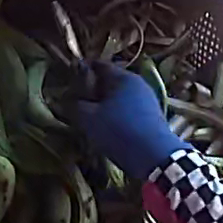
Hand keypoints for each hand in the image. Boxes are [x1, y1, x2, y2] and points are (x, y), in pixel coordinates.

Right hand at [75, 62, 188, 179]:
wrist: (155, 157)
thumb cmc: (119, 131)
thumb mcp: (88, 118)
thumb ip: (74, 104)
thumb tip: (66, 98)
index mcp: (123, 77)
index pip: (98, 64)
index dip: (81, 70)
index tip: (68, 80)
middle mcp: (137, 83)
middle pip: (110, 80)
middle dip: (92, 88)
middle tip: (77, 99)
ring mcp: (147, 99)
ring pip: (119, 95)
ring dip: (104, 102)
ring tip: (90, 115)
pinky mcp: (152, 115)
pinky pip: (128, 107)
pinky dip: (116, 112)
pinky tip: (108, 125)